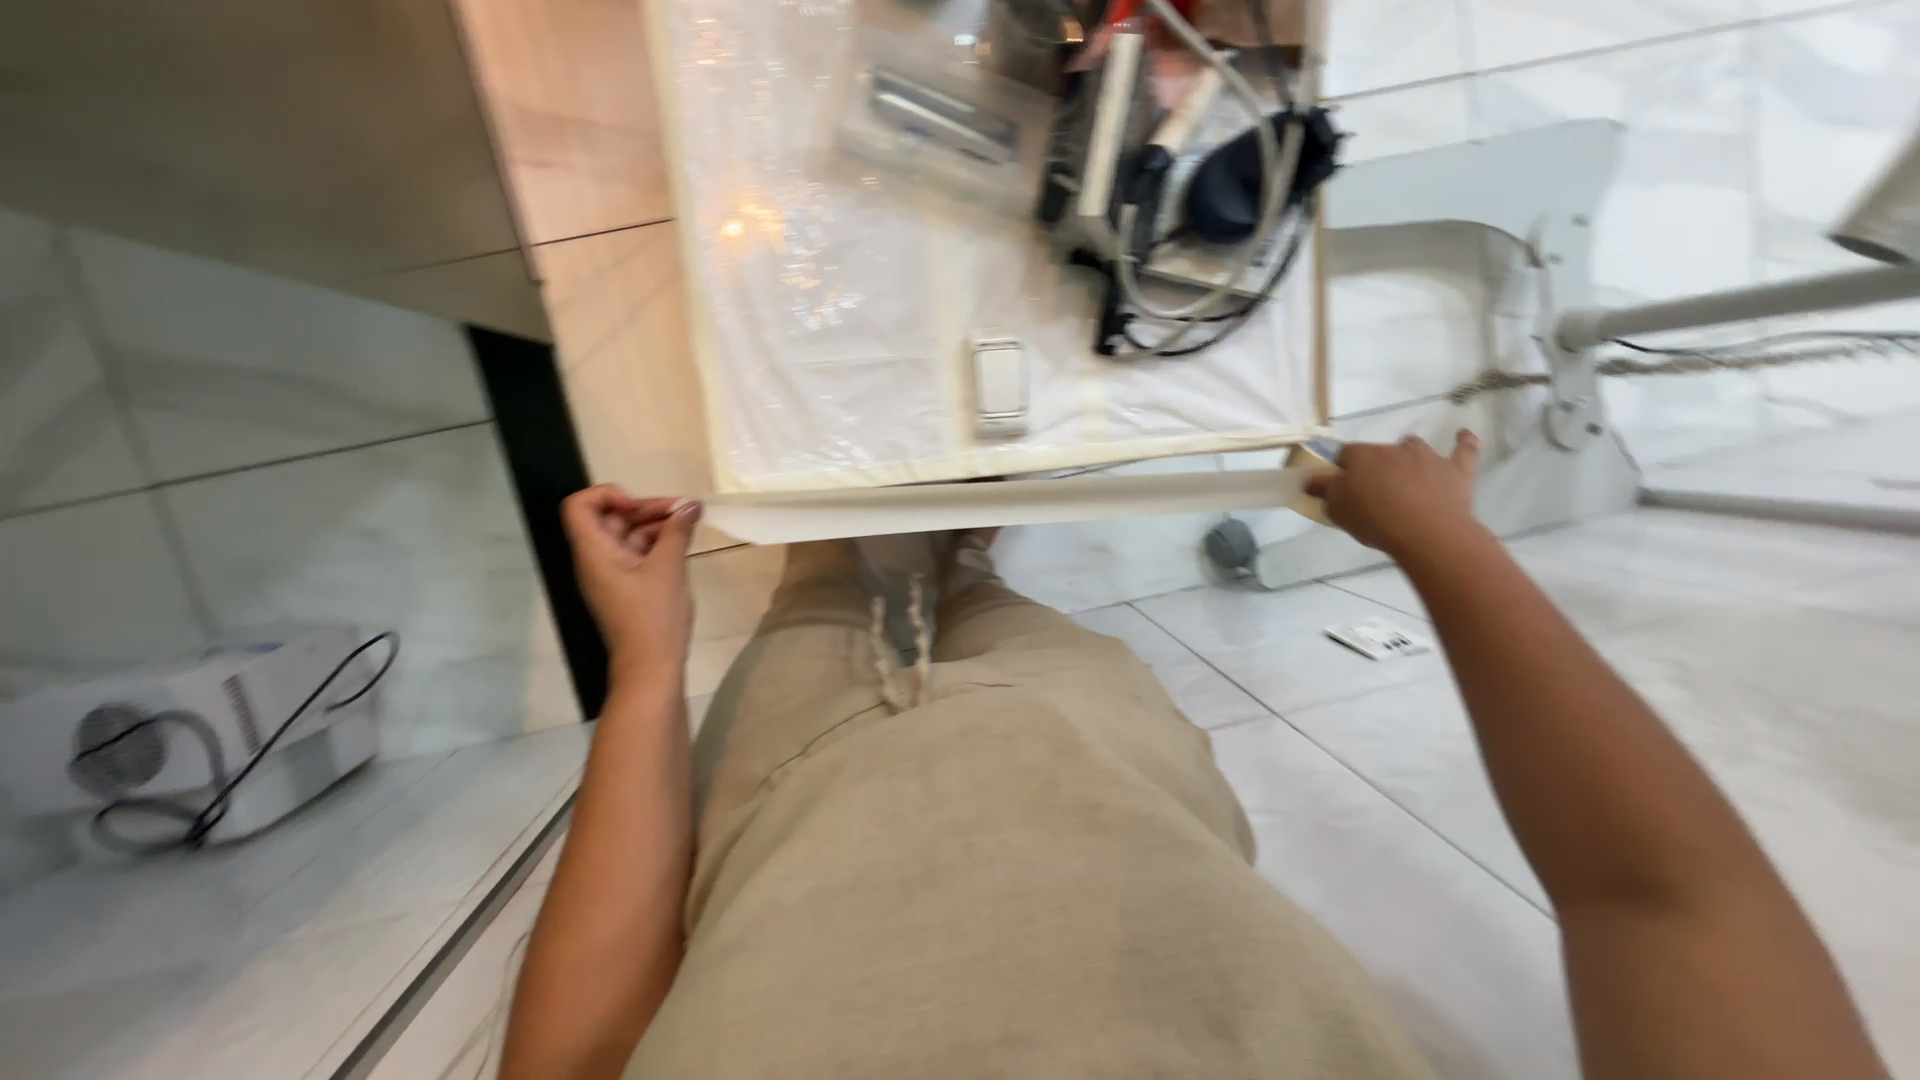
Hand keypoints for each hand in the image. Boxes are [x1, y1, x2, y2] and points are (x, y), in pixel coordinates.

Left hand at [560, 485, 700, 683]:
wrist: (651, 665)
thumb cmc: (654, 616)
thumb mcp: (669, 567)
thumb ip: (677, 531)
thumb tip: (690, 505)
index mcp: (594, 552)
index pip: (580, 506)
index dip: (608, 495)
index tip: (640, 507)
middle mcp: (596, 559)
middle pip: (610, 517)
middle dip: (646, 507)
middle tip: (683, 510)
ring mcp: (612, 573)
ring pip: (627, 534)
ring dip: (656, 524)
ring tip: (690, 523)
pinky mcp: (627, 585)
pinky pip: (637, 553)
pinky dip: (658, 543)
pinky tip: (684, 542)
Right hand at [1305, 431, 1482, 560]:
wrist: (1427, 533)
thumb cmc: (1375, 520)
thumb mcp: (1337, 510)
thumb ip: (1325, 490)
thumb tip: (1314, 479)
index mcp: (1363, 456)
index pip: (1345, 454)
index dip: (1342, 469)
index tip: (1341, 486)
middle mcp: (1394, 449)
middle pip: (1379, 452)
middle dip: (1375, 467)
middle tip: (1373, 493)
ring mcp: (1428, 457)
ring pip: (1414, 447)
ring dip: (1408, 457)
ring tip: (1406, 477)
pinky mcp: (1455, 469)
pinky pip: (1462, 450)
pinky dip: (1463, 442)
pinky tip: (1464, 435)